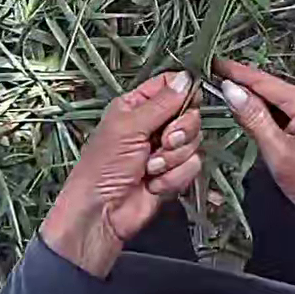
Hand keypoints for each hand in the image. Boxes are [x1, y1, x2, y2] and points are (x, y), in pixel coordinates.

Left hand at [41, 71, 201, 276]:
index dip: (183, 91)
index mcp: (135, 106)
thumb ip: (161, 103)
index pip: (170, 86)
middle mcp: (152, 125)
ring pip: (193, 142)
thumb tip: (185, 79)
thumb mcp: (128, 127)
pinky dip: (174, 177)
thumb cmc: (100, 170)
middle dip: (179, 131)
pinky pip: (193, 166)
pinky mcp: (173, 173)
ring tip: (150, 167)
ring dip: (172, 158)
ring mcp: (164, 150)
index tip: (186, 101)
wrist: (102, 214)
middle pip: (189, 114)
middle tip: (162, 141)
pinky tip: (154, 182)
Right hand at [215, 58, 294, 219]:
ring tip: (221, 87)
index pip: (264, 81)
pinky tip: (244, 108)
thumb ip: (254, 118)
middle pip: (268, 86)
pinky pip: (279, 108)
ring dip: (249, 94)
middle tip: (211, 75)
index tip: (213, 63)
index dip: (236, 72)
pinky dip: (260, 108)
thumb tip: (230, 89)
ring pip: (272, 97)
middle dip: (240, 81)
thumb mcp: (278, 151)